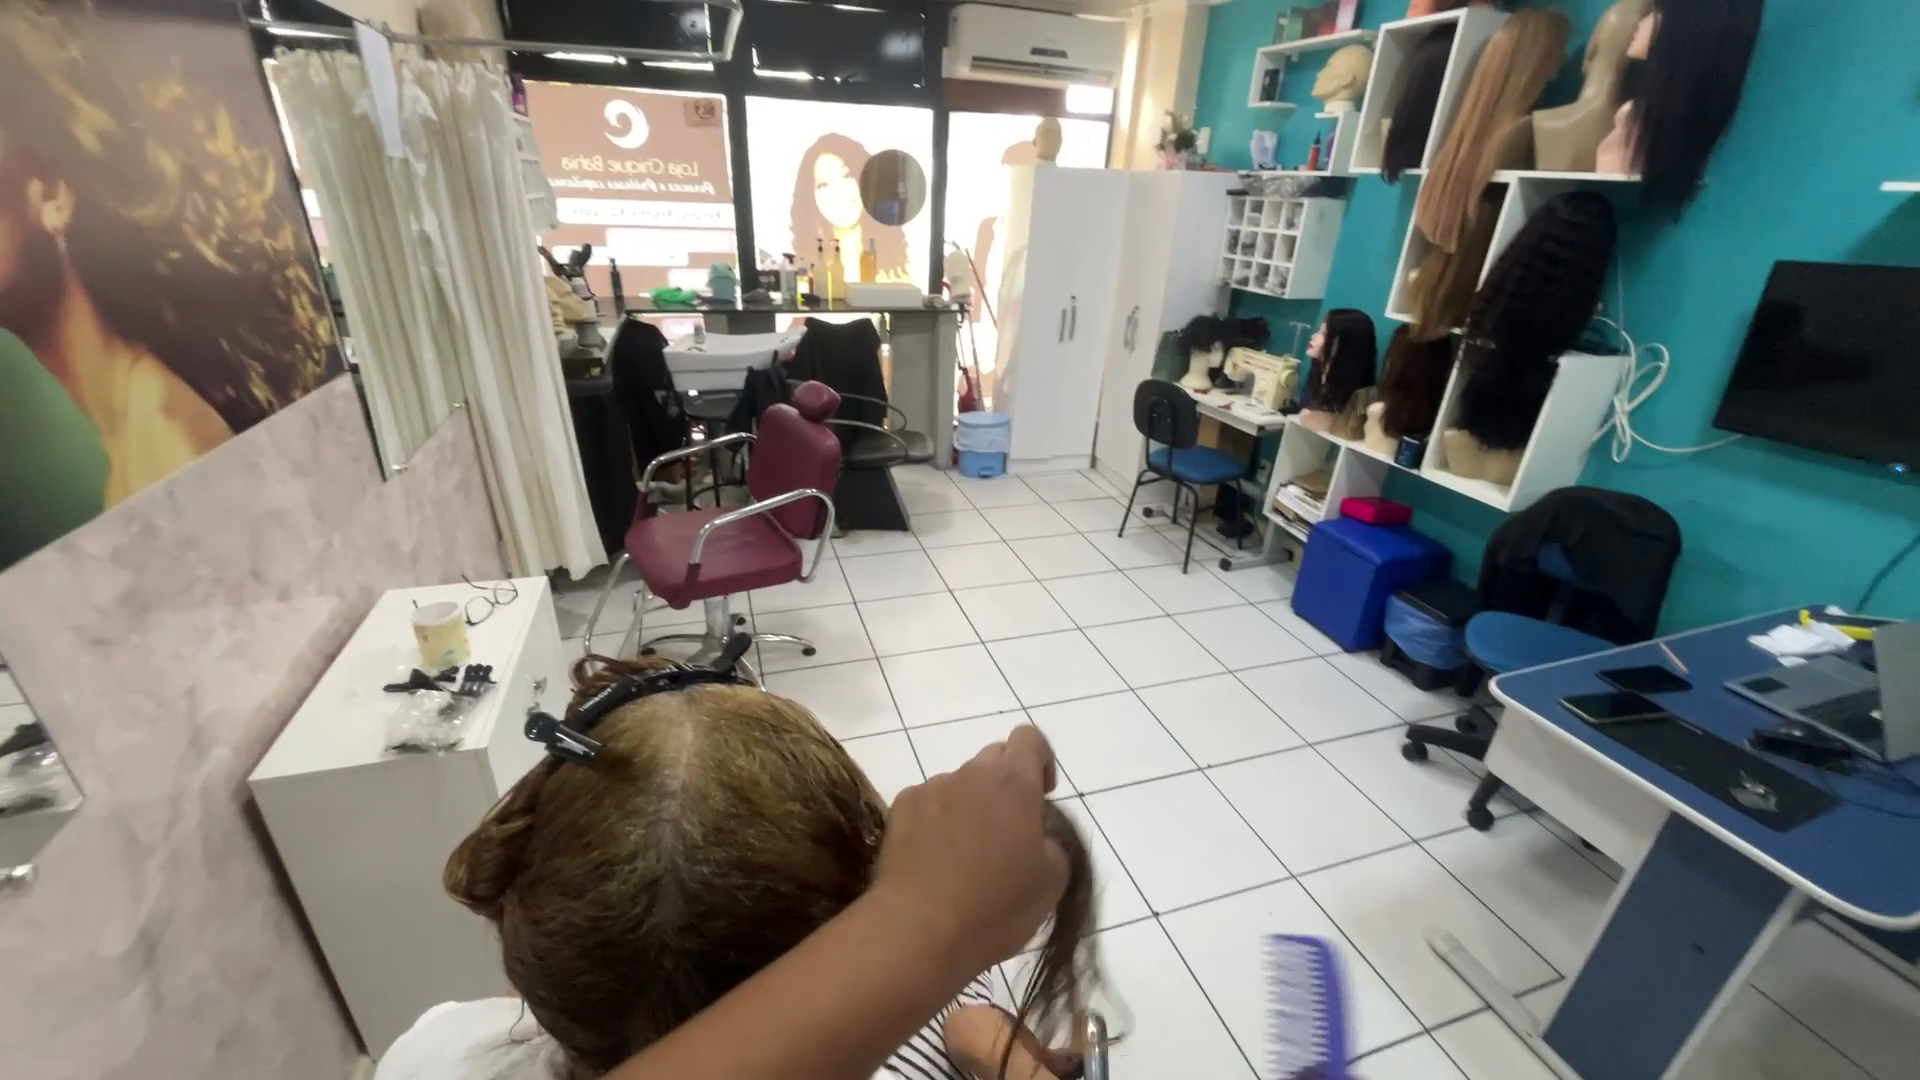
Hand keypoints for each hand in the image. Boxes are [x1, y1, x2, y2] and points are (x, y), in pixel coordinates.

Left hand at [874, 724, 1069, 974]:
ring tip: (965, 856)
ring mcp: (932, 787)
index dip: (1040, 759)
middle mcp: (972, 773)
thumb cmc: (997, 906)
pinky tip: (934, 859)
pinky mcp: (902, 806)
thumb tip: (1038, 835)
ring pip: (960, 783)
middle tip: (1007, 832)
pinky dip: (936, 820)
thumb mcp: (1052, 881)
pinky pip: (928, 802)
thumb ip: (1053, 842)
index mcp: (1014, 783)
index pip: (1030, 738)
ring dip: (969, 805)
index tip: (1041, 794)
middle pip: (994, 758)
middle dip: (1005, 784)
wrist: (921, 928)